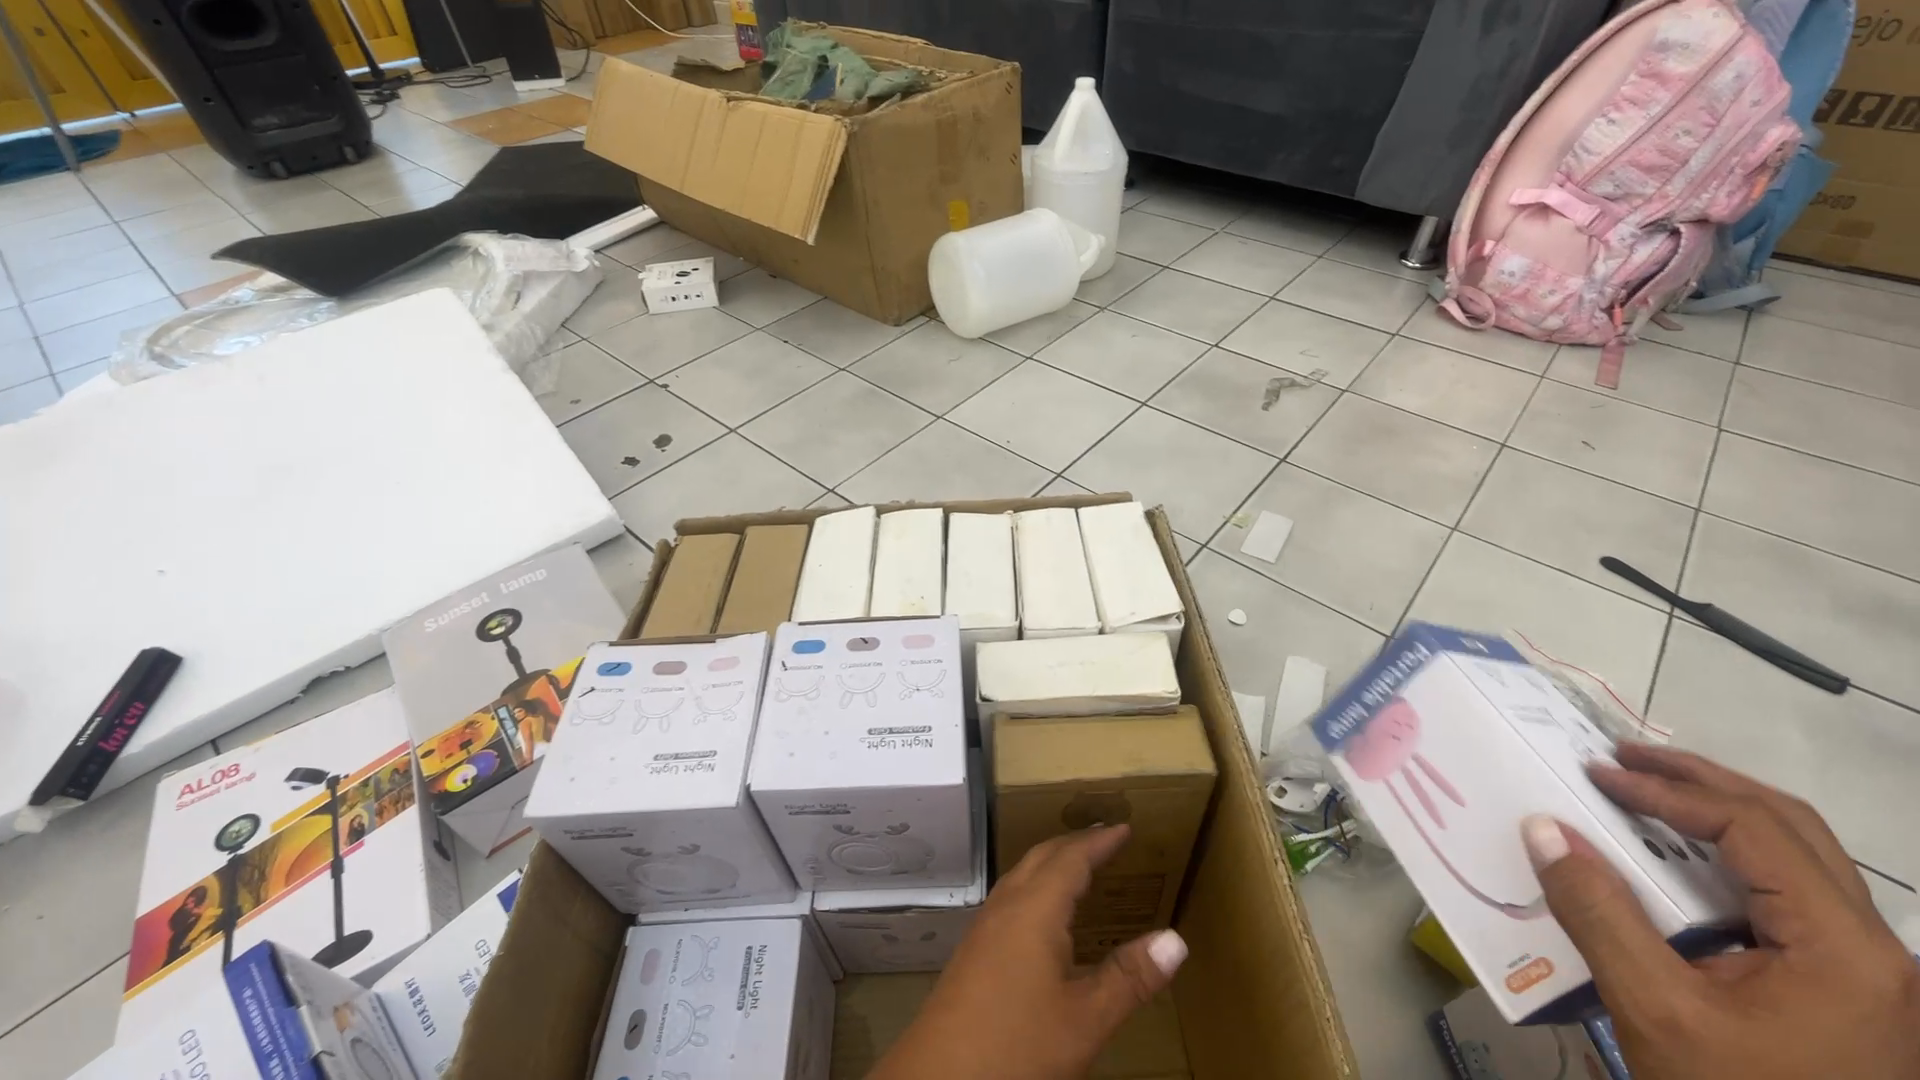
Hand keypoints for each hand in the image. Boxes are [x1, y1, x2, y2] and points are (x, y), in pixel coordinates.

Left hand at [866, 825, 1187, 1079]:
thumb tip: (1176, 939)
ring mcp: (982, 931)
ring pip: (1020, 878)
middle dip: (1074, 844)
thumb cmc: (1017, 1045)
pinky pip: (1008, 900)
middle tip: (1105, 838)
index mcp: (1034, 911)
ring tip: (1078, 870)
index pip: (1071, 860)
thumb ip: (1130, 978)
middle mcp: (1004, 909)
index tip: (1124, 827)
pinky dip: (1035, 889)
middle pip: (1040, 859)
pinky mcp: (971, 955)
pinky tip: (1041, 920)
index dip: (1099, 842)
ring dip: (1050, 865)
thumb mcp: (1086, 1019)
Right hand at [1521, 742, 1919, 1079]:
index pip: (1752, 828)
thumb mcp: (1655, 1010)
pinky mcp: (1844, 987)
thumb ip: (1599, 914)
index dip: (1668, 791)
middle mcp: (1872, 945)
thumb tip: (1543, 829)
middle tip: (1621, 757)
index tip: (1596, 774)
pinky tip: (1679, 856)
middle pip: (1790, 826)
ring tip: (1646, 788)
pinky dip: (1728, 854)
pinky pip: (1788, 892)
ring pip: (1797, 855)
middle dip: (1700, 780)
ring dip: (1718, 811)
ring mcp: (1865, 969)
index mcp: (1843, 946)